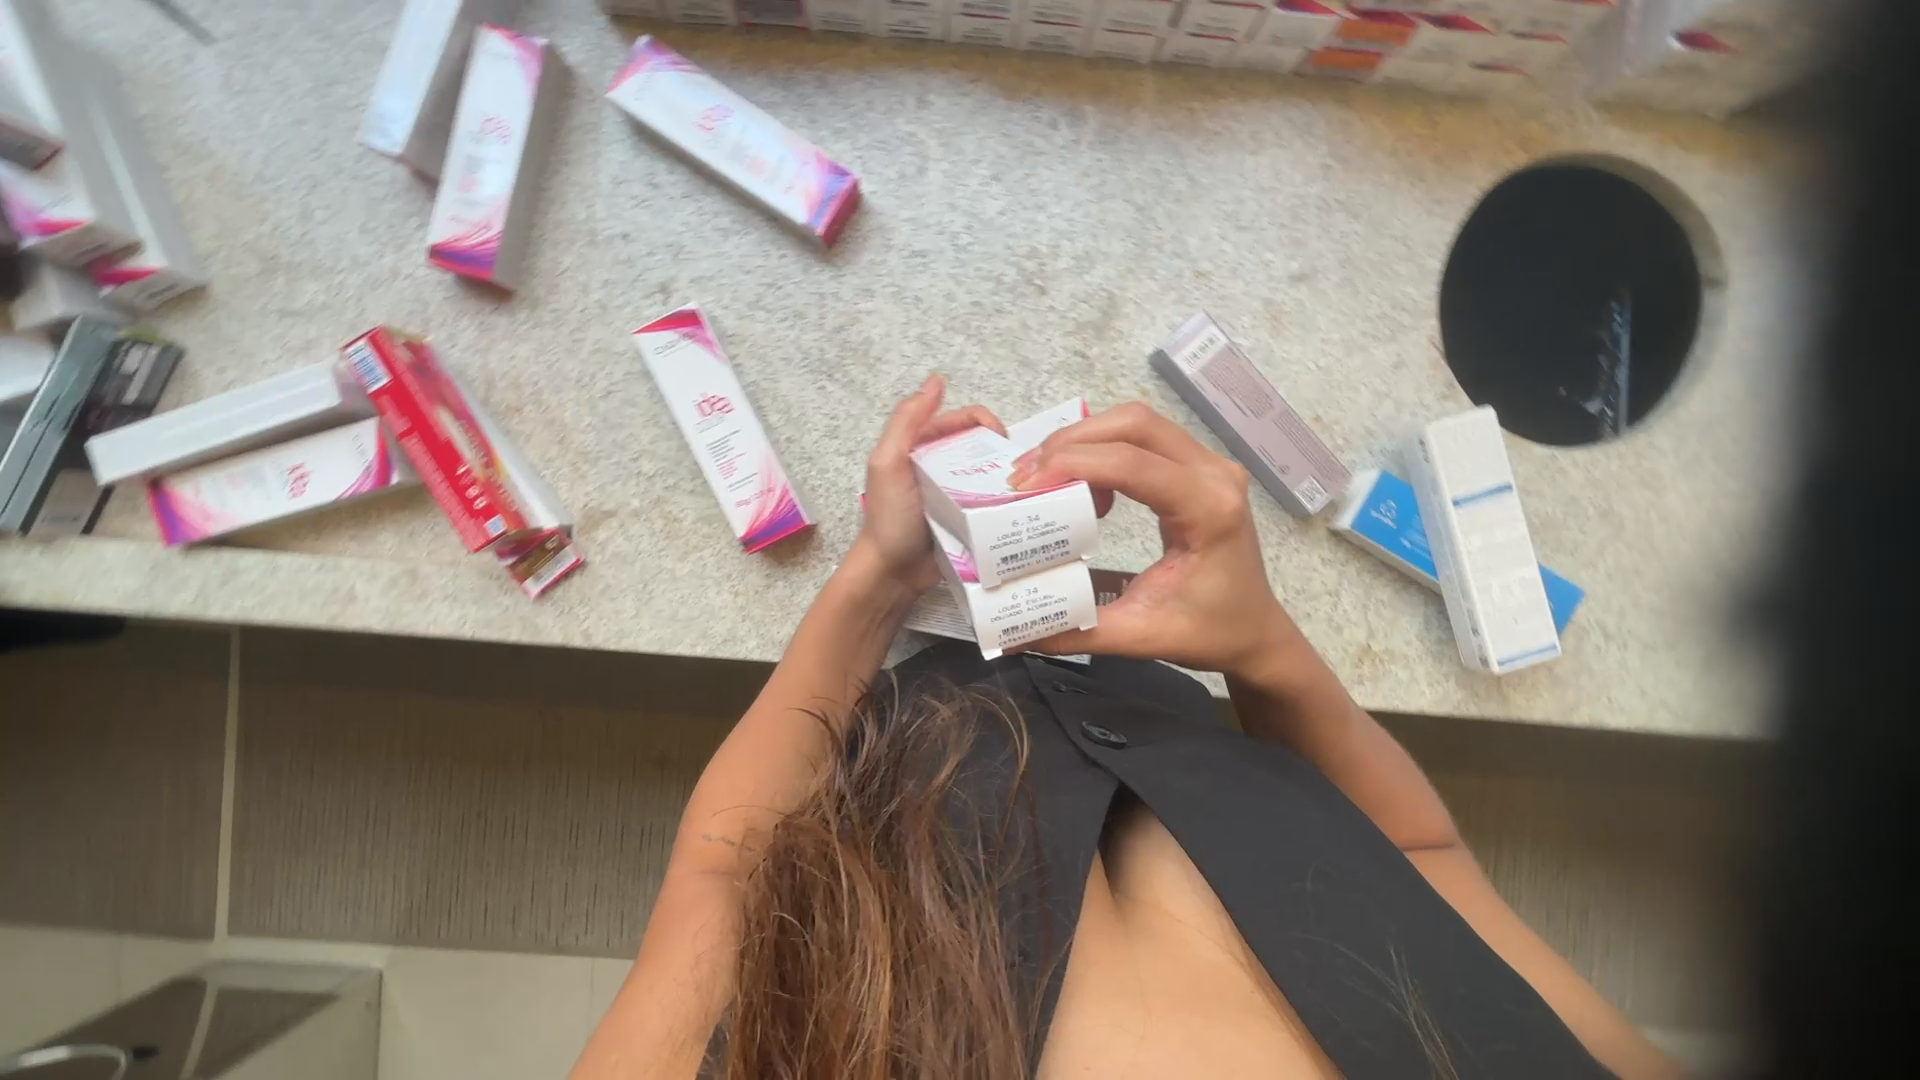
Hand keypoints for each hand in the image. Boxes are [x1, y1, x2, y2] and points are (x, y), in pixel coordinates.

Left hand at [851, 374, 1005, 599]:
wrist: (892, 573)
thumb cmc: (890, 518)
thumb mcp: (889, 463)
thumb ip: (907, 421)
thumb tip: (936, 380)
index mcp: (921, 446)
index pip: (961, 420)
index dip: (985, 422)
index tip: (1003, 441)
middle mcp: (940, 466)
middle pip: (980, 446)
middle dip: (1001, 450)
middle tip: (1019, 469)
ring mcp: (954, 493)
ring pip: (989, 474)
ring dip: (1007, 476)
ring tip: (1026, 488)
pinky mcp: (966, 519)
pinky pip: (989, 502)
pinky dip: (1003, 500)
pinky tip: (1020, 505)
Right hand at [1007, 402, 1290, 679]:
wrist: (1255, 631)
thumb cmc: (1208, 633)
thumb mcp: (1139, 637)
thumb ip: (1075, 631)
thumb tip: (1012, 632)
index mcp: (1209, 511)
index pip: (1133, 464)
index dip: (1073, 465)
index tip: (1024, 487)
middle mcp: (1214, 474)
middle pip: (1134, 425)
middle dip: (1071, 442)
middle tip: (1025, 475)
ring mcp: (1211, 465)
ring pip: (1138, 423)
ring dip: (1085, 440)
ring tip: (1043, 475)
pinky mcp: (1199, 468)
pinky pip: (1145, 438)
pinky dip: (1103, 449)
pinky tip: (1081, 484)